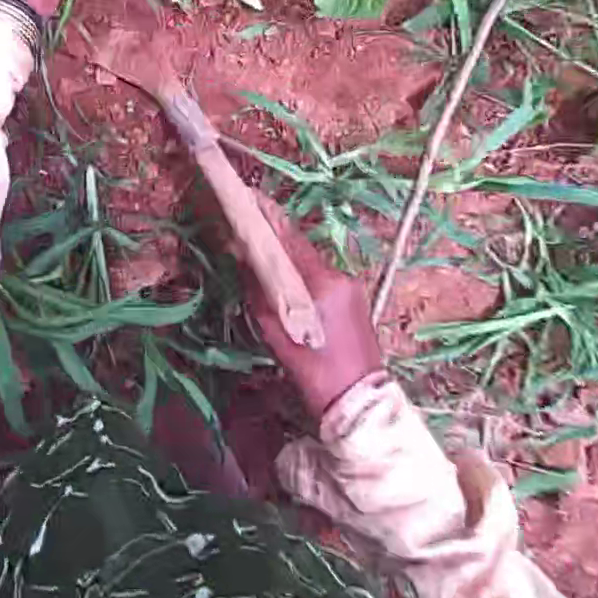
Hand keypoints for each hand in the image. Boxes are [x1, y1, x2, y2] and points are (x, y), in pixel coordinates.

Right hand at [244, 194, 383, 419]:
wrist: (357, 400)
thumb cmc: (309, 369)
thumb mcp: (272, 328)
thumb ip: (256, 287)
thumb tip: (240, 254)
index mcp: (319, 282)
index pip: (288, 239)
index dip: (267, 216)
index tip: (250, 197)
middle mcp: (338, 275)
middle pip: (298, 246)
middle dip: (273, 234)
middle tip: (248, 219)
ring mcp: (350, 285)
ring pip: (308, 260)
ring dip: (286, 254)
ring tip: (261, 250)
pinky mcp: (354, 296)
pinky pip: (319, 274)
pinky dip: (300, 271)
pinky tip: (285, 278)